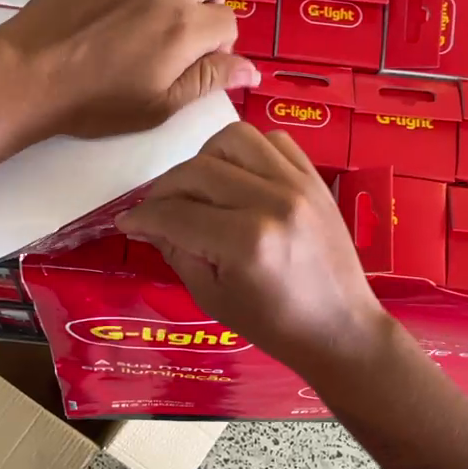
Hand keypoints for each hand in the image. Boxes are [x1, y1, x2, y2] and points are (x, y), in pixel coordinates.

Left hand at [0, 0, 258, 139]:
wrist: (28, 75)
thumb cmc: (95, 103)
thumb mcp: (158, 106)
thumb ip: (207, 80)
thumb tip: (251, 69)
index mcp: (186, 26)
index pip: (230, 21)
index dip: (219, 45)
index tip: (195, 63)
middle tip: (182, 34)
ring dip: (162, 0)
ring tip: (124, 38)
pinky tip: (98, 25)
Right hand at [116, 123, 392, 376]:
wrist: (339, 328)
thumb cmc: (273, 325)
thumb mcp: (212, 297)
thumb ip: (176, 252)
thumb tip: (146, 223)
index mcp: (244, 242)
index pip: (175, 214)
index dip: (143, 217)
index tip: (129, 222)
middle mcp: (271, 202)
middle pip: (197, 171)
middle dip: (165, 190)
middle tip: (156, 211)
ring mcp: (297, 185)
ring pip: (233, 140)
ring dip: (204, 159)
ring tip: (198, 188)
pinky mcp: (314, 179)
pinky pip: (272, 141)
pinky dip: (246, 152)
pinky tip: (237, 178)